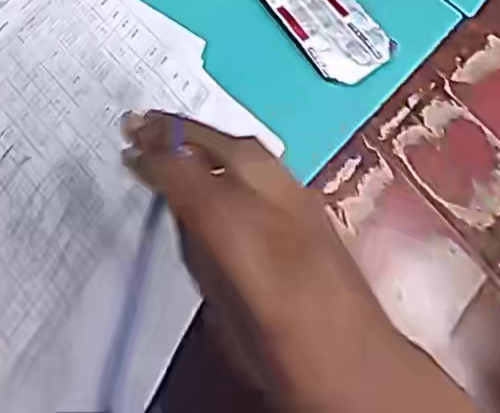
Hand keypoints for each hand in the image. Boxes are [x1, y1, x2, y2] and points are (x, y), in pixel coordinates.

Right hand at [123, 112, 472, 412]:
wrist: (368, 375)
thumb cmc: (285, 358)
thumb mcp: (225, 313)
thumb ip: (202, 253)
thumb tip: (180, 208)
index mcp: (252, 248)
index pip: (193, 182)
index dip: (157, 162)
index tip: (131, 152)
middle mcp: (282, 212)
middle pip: (222, 149)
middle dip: (178, 131)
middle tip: (140, 122)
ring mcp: (304, 202)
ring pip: (247, 147)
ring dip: (204, 134)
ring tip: (170, 128)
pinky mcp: (315, 202)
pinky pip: (264, 159)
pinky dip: (230, 147)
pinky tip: (214, 151)